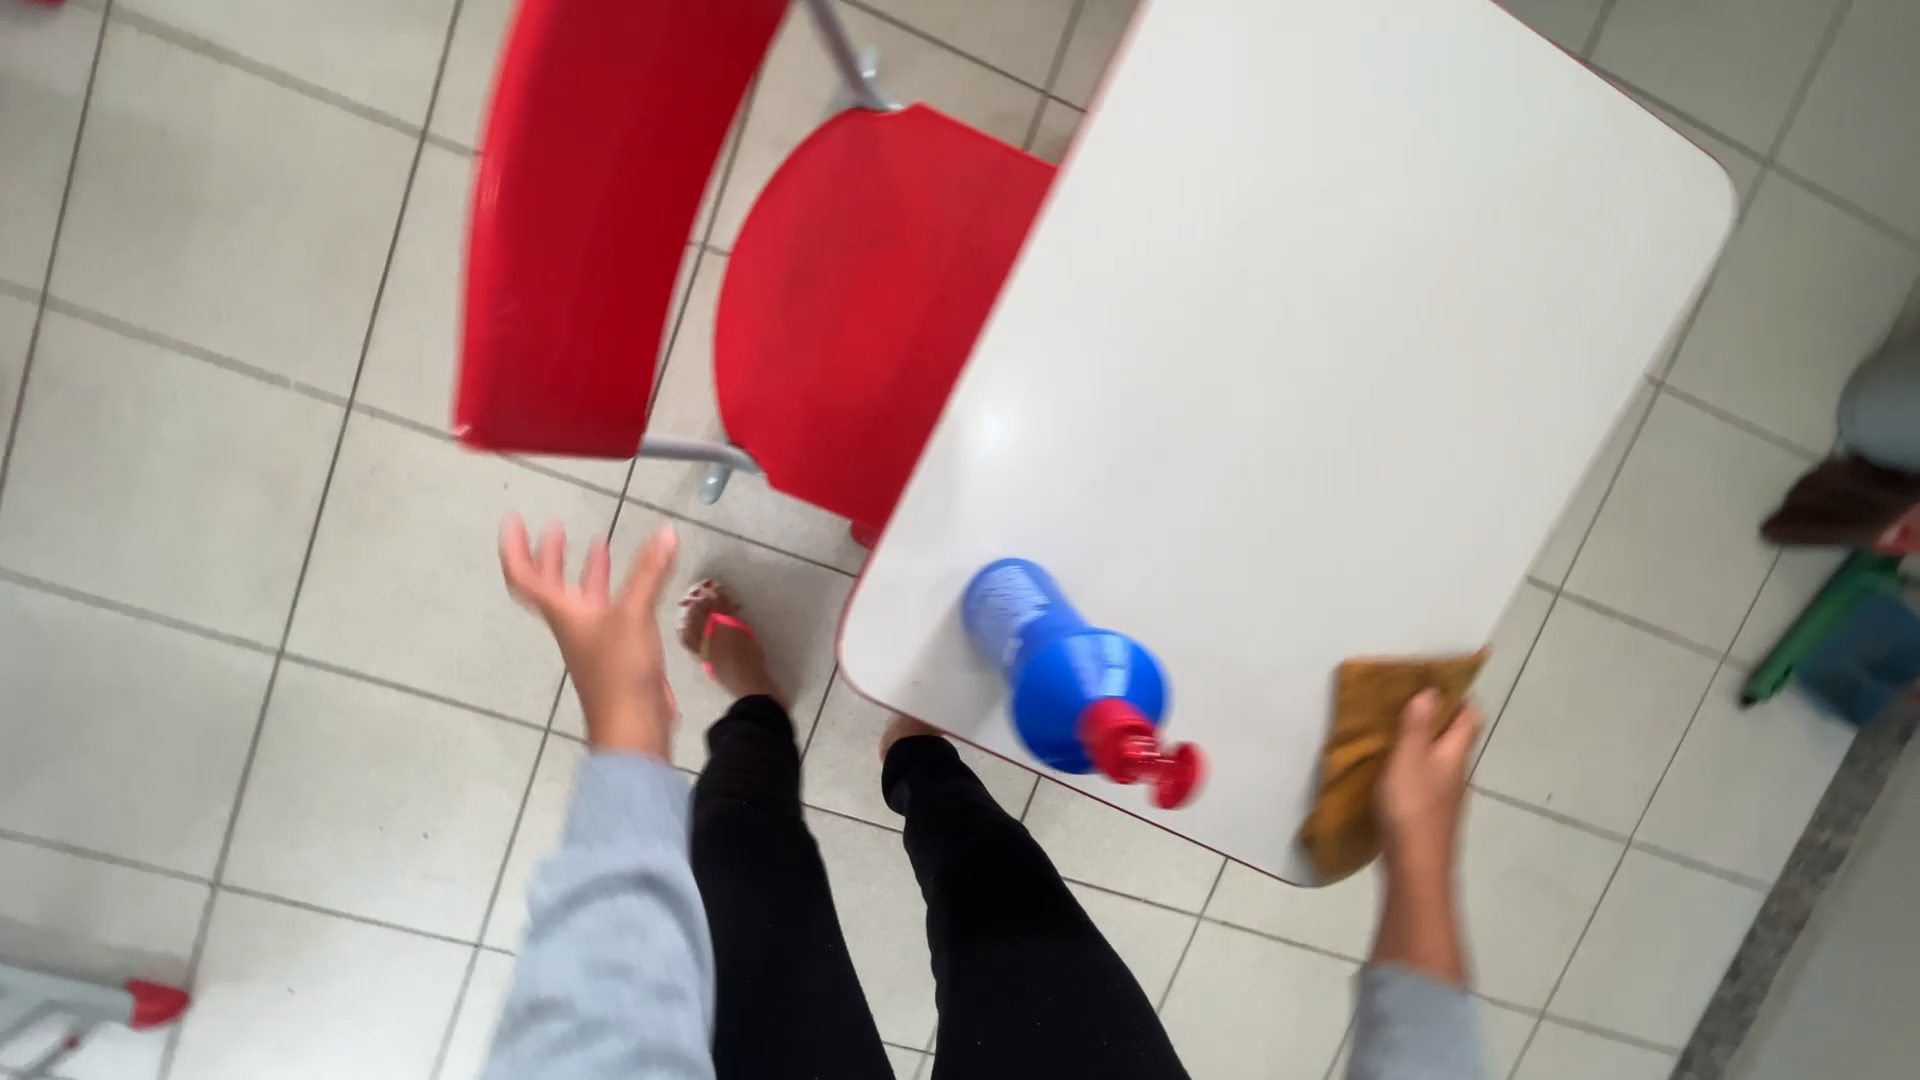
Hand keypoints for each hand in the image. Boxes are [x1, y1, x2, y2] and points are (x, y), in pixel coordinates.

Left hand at [499, 516, 679, 758]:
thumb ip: (650, 572)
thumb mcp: (634, 614)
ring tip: (597, 544)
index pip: (526, 576)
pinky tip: (637, 585)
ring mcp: (594, 640)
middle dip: (551, 556)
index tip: (514, 519)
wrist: (631, 725)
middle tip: (556, 528)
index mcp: (563, 613)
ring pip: (582, 598)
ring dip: (585, 572)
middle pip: (551, 587)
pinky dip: (615, 590)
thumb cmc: (620, 670)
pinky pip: (609, 611)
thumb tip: (666, 530)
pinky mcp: (617, 652)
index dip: (516, 548)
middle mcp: (573, 624)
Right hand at [1376, 690, 1481, 880]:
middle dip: (1437, 713)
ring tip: (1392, 722)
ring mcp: (1446, 792)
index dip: (1459, 695)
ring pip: (1440, 754)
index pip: (1469, 717)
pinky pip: (1426, 772)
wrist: (1417, 864)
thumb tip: (1431, 691)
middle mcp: (1456, 770)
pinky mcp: (1431, 807)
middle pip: (1456, 734)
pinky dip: (1413, 758)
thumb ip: (1417, 727)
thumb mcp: (1407, 760)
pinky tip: (1390, 762)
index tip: (1435, 677)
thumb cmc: (1412, 807)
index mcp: (1455, 754)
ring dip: (1423, 736)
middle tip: (1405, 695)